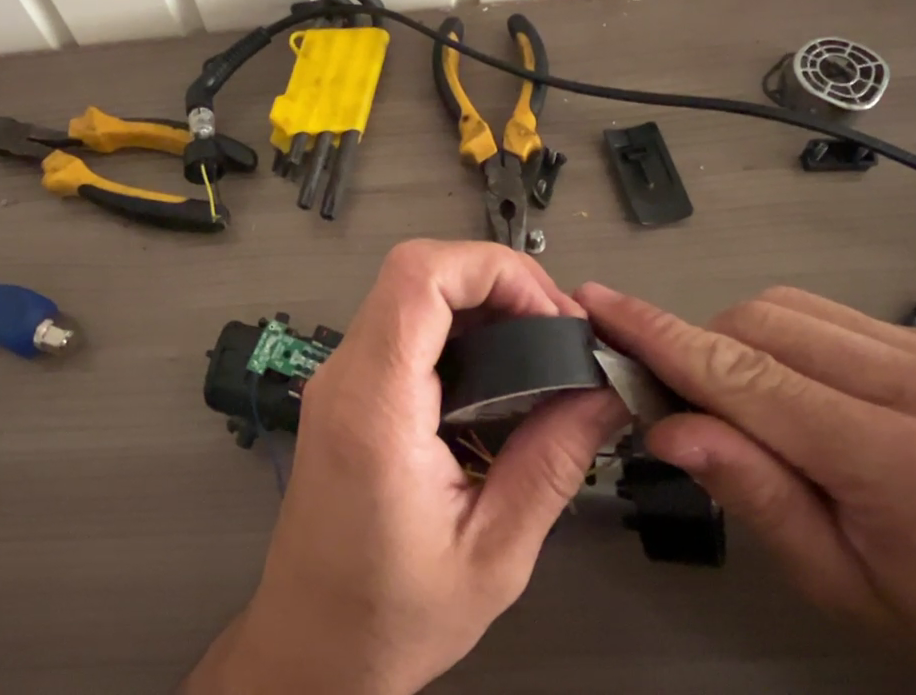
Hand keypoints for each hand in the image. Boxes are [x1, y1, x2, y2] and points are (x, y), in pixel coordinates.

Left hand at [185, 241, 628, 694]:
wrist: (312, 647)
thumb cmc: (392, 614)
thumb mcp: (494, 551)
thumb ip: (552, 462)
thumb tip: (603, 391)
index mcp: (375, 409)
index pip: (418, 277)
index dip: (493, 269)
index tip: (552, 316)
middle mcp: (344, 378)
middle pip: (415, 273)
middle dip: (498, 283)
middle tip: (560, 335)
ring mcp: (338, 382)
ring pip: (409, 295)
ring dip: (480, 305)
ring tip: (541, 354)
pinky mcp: (345, 395)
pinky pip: (401, 330)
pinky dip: (456, 332)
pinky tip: (500, 377)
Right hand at [577, 283, 915, 693]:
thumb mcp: (835, 581)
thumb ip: (751, 491)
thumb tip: (666, 425)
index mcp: (908, 465)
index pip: (749, 378)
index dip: (661, 338)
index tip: (598, 305)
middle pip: (760, 326)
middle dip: (697, 351)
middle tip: (670, 406)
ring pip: (783, 309)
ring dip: (733, 344)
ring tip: (734, 408)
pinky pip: (819, 317)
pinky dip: (774, 341)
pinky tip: (783, 392)